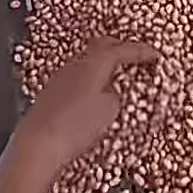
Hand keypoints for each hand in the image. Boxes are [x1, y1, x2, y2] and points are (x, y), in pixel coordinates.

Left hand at [12, 37, 158, 174]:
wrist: (37, 146)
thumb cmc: (75, 126)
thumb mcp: (110, 109)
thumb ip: (118, 94)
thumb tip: (115, 92)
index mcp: (95, 61)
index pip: (124, 49)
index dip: (142, 52)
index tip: (155, 55)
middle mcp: (77, 63)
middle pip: (103, 46)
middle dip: (122, 49)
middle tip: (137, 58)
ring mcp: (62, 76)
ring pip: (89, 60)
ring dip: (106, 64)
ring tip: (120, 76)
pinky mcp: (52, 92)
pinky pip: (78, 75)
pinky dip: (93, 77)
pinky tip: (97, 93)